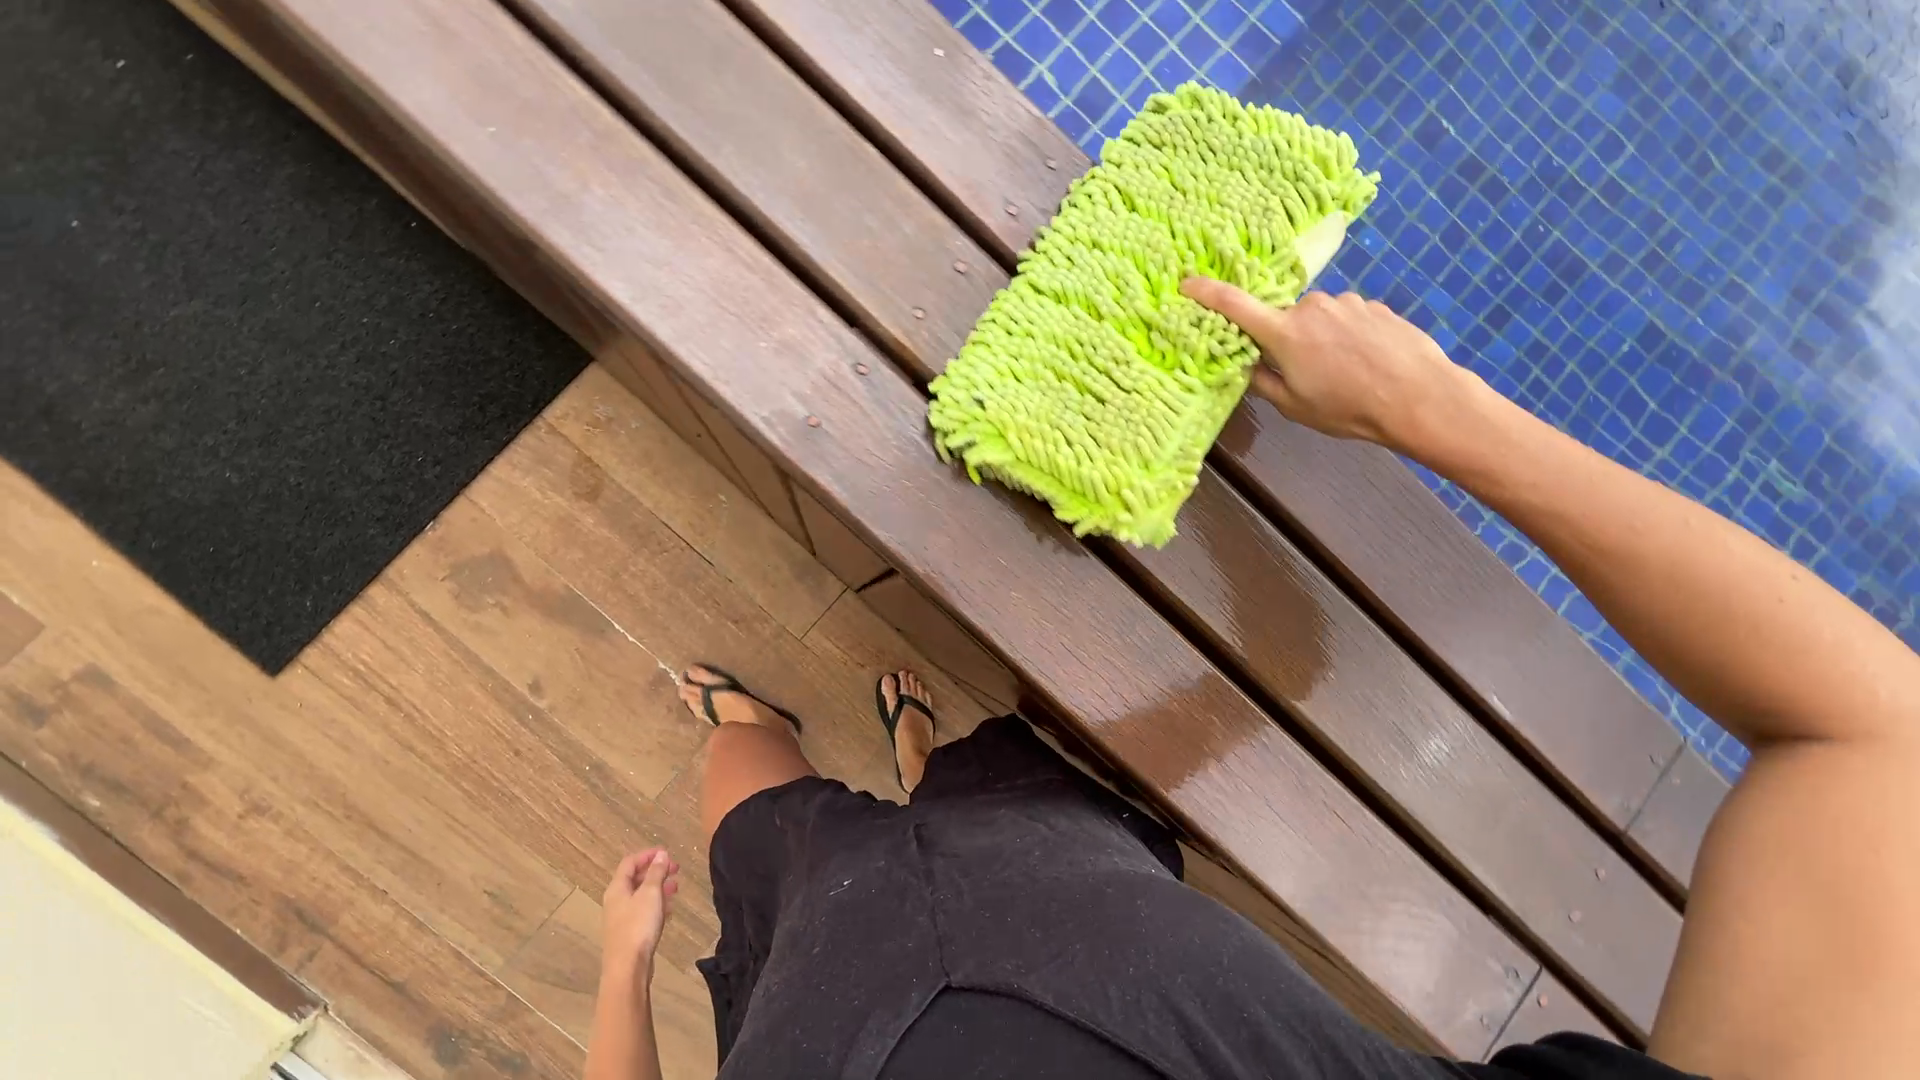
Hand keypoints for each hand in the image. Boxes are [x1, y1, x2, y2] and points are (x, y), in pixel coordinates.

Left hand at [600, 848, 679, 990]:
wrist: (627, 968)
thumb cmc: (638, 926)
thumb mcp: (650, 894)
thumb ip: (656, 872)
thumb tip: (660, 854)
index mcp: (617, 888)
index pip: (630, 862)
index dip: (648, 855)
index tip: (667, 853)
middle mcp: (616, 900)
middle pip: (635, 878)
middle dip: (656, 871)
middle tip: (676, 869)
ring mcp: (621, 917)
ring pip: (640, 895)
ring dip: (658, 887)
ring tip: (676, 887)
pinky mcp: (628, 932)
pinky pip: (643, 910)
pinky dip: (656, 904)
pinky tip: (669, 909)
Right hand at [1181, 279, 1486, 457]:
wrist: (1419, 397)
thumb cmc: (1347, 407)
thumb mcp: (1293, 406)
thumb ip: (1262, 381)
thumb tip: (1247, 364)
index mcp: (1284, 333)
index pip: (1235, 305)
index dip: (1207, 293)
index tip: (1186, 283)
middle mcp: (1311, 307)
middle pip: (1284, 319)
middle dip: (1286, 340)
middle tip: (1306, 374)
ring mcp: (1345, 302)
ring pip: (1317, 319)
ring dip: (1320, 340)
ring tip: (1344, 373)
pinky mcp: (1373, 306)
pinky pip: (1346, 319)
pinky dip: (1347, 338)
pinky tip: (1366, 363)